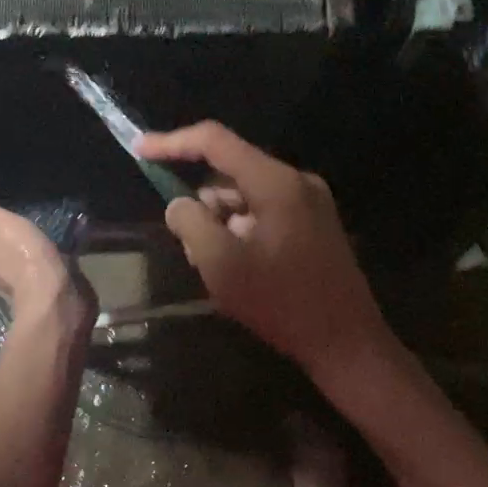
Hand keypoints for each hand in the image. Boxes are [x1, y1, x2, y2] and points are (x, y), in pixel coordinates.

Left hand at [0, 194, 94, 326]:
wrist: (53, 292)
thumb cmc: (19, 253)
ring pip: (8, 264)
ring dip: (17, 251)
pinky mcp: (36, 288)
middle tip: (6, 223)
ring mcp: (12, 284)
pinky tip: (51, 244)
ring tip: (31, 229)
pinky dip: (39, 260)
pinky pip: (33, 270)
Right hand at [136, 122, 393, 375]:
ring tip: (217, 268)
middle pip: (229, 171)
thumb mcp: (221, 264)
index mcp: (275, 182)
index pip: (215, 141)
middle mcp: (296, 181)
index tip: (140, 149)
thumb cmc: (282, 302)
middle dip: (201, 202)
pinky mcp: (315, 224)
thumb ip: (190, 223)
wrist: (347, 345)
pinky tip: (239, 269)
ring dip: (220, 221)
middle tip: (190, 247)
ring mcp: (310, 202)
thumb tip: (180, 204)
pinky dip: (240, 230)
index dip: (173, 142)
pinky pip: (263, 210)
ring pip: (243, 194)